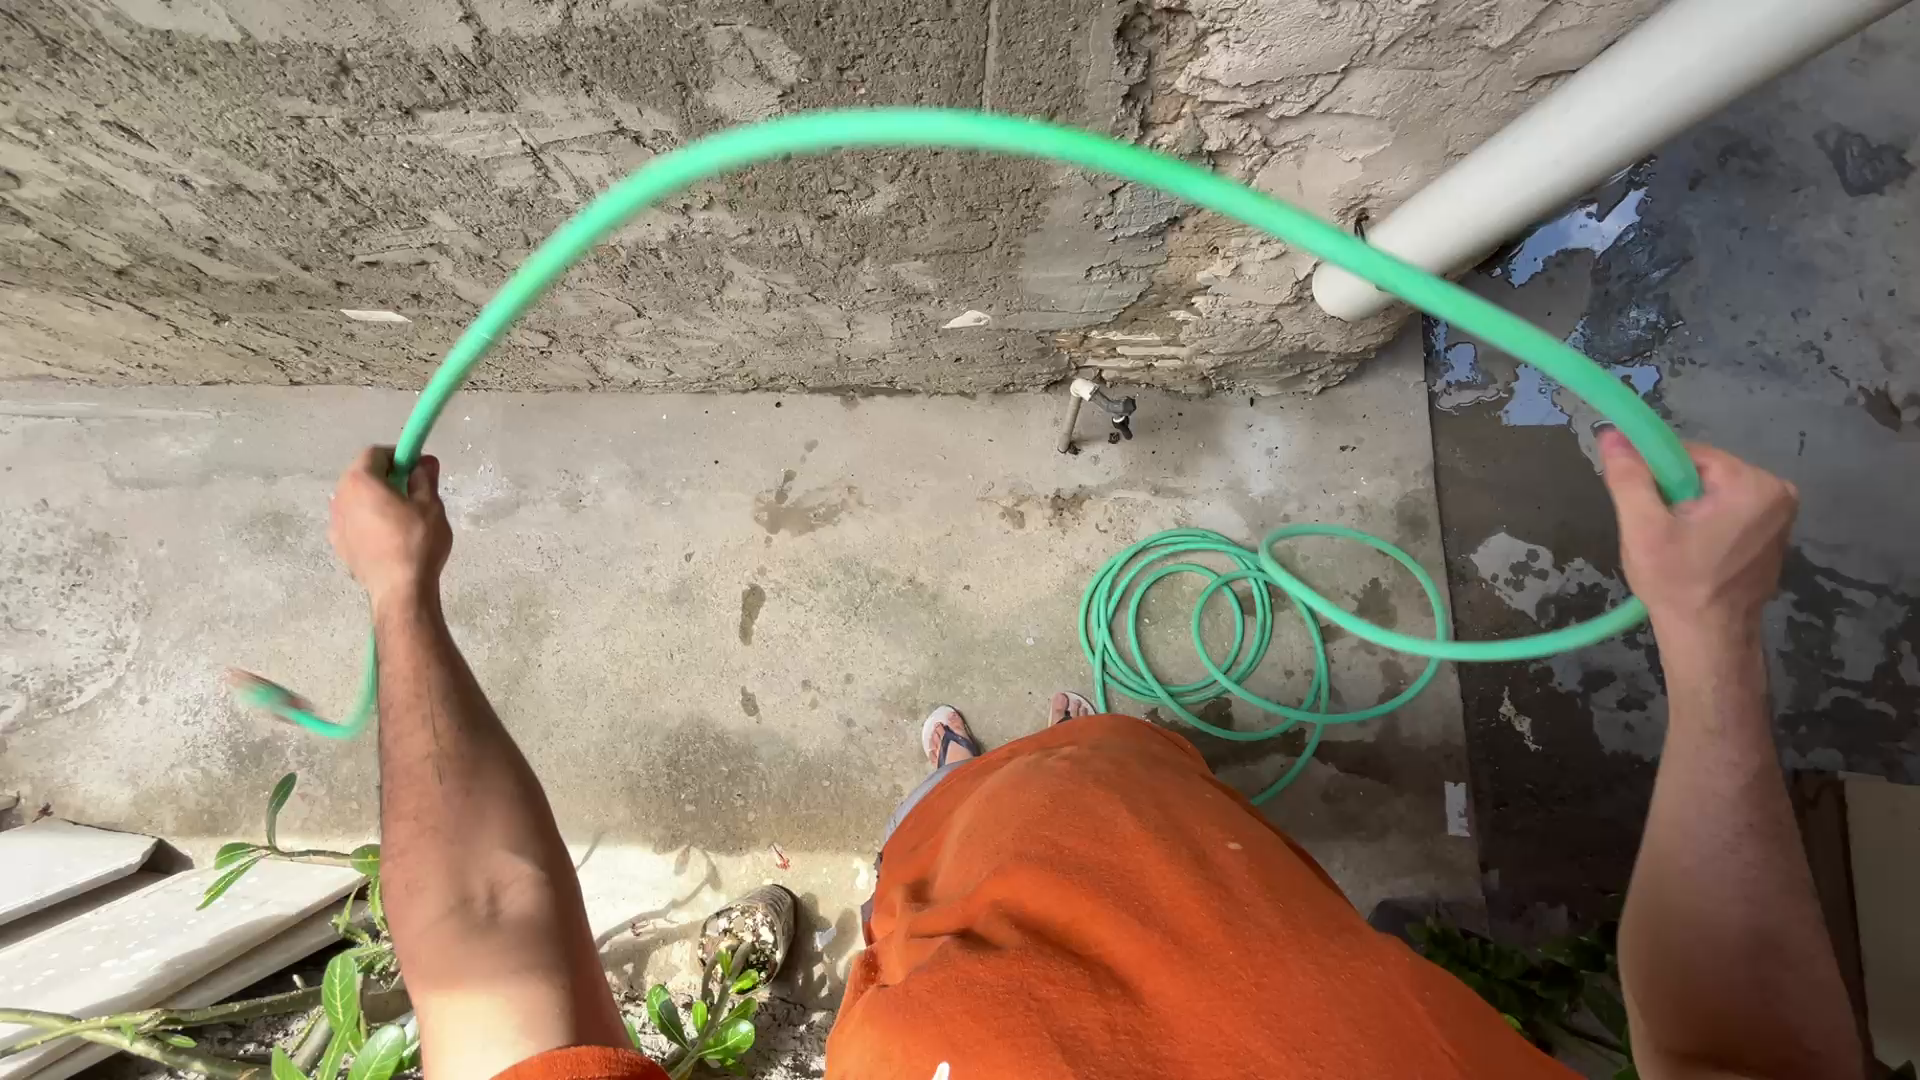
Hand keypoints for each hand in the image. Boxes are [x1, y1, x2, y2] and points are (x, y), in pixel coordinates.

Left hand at [328, 447, 451, 609]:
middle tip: (414, 490)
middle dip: (387, 476)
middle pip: (361, 474)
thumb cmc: (418, 541)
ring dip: (376, 497)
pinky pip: (353, 519)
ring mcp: (335, 521)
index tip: (419, 467)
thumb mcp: (430, 506)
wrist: (399, 587)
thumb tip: (425, 461)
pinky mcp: (337, 542)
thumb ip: (424, 479)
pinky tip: (389, 535)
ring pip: (355, 498)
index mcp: (361, 482)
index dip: (398, 455)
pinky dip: (369, 518)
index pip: (374, 453)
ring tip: (403, 515)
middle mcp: (340, 497)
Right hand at [1598, 429, 1796, 643]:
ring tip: (1668, 539)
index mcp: (1752, 484)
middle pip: (1700, 470)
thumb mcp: (1642, 527)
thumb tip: (1611, 434)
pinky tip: (1687, 545)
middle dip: (1667, 491)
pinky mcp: (1772, 528)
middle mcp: (1777, 490)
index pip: (1687, 453)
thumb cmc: (1675, 579)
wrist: (1708, 630)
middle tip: (1650, 526)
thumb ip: (1628, 478)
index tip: (1635, 500)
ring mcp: (1780, 511)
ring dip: (1681, 506)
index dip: (1652, 471)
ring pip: (1710, 489)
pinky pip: (1725, 506)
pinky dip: (1699, 518)